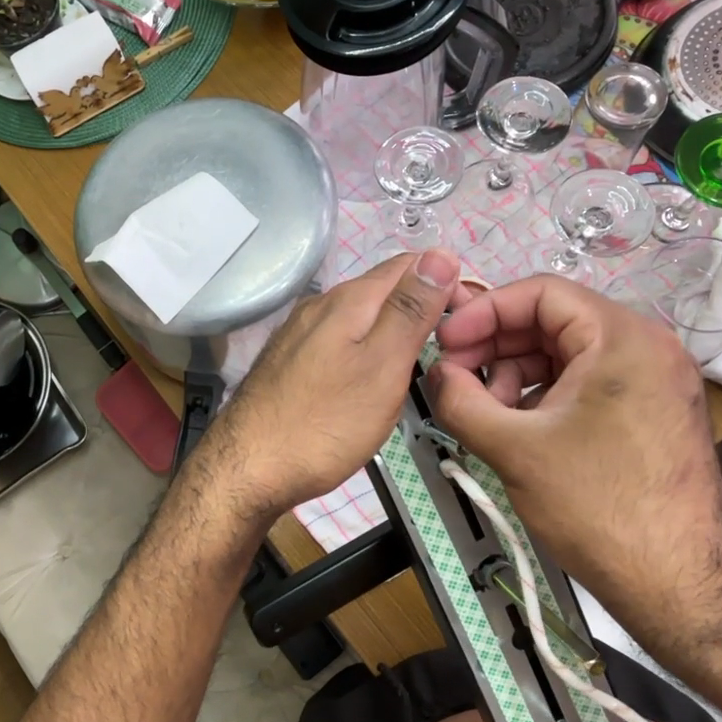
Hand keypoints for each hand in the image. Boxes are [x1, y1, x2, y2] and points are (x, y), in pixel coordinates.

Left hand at [191, 250, 460, 522]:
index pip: (410, 264)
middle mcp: (319, 307)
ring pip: (360, 318)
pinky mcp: (288, 363)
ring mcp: (299, 335)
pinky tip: (371, 380)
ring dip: (392, 330)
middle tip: (454, 350)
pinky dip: (364, 351)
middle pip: (383, 290)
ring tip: (418, 368)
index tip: (474, 320)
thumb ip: (410, 310)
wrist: (247, 469)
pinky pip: (339, 342)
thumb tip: (440, 253)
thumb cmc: (324, 423)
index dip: (447, 281)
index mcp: (348, 300)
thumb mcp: (382, 366)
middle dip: (421, 306)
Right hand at [425, 275, 721, 653]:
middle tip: (454, 379)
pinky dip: (543, 396)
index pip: (541, 293)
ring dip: (514, 375)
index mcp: (622, 338)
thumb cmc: (596, 505)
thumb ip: (460, 399)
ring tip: (487, 416)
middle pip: (552, 321)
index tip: (444, 343)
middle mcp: (647, 346)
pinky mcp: (651, 412)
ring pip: (564, 354)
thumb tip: (437, 373)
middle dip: (495, 346)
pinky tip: (518, 430)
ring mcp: (654, 380)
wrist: (675, 583)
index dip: (483, 311)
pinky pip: (584, 383)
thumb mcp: (512, 448)